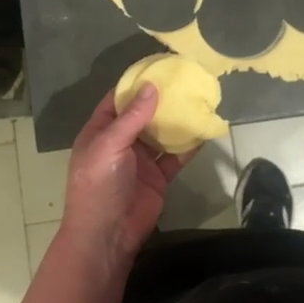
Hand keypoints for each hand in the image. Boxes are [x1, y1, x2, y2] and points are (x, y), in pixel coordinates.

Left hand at [59, 84, 193, 263]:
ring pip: (161, 134)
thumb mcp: (110, 145)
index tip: (159, 67)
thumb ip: (132, 118)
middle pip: (143, 115)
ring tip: (198, 100)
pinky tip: (204, 131)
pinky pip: (175, 157)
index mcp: (100, 131)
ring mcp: (140, 160)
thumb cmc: (99, 185)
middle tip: (186, 80)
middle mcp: (120, 142)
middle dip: (161, 100)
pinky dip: (188, 146)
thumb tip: (151, 87)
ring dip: (177, 121)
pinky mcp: (157, 178)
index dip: (136, 84)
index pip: (118, 100)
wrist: (107, 235)